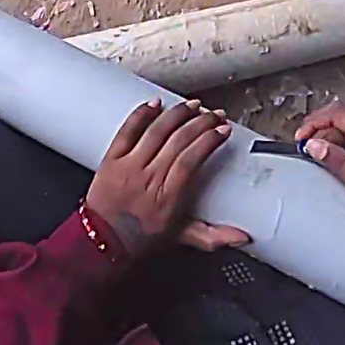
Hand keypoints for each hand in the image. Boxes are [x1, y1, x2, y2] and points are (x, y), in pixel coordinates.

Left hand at [86, 98, 237, 257]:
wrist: (102, 241)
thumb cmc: (140, 238)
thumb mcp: (180, 237)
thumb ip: (212, 236)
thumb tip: (242, 237)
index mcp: (168, 197)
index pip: (192, 159)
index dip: (210, 140)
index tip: (223, 130)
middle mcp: (149, 177)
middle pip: (179, 141)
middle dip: (201, 123)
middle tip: (214, 114)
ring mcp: (128, 165)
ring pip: (157, 131)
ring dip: (177, 114)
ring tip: (193, 105)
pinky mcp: (111, 158)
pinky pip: (128, 130)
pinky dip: (142, 115)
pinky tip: (156, 104)